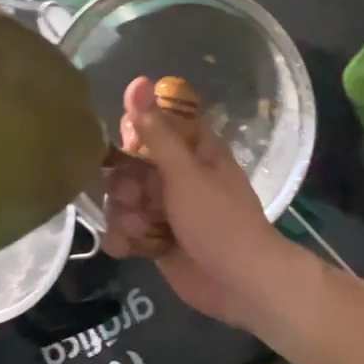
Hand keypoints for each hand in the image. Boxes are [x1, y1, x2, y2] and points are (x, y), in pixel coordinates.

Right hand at [101, 76, 298, 328]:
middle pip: (130, 165)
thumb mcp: (185, 172)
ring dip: (125, 215)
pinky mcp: (158, 240)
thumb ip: (156, 132)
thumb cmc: (217, 220)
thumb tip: (138, 81)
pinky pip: (127, 230)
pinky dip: (126, 239)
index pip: (154, 124)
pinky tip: (130, 249)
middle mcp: (179, 175)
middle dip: (124, 184)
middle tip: (136, 199)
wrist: (239, 282)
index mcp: (194, 150)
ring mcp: (167, 209)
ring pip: (124, 199)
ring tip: (141, 230)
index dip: (135, 134)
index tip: (128, 147)